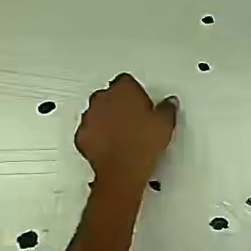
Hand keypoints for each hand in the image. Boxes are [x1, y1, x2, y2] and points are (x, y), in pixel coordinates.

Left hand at [75, 73, 178, 187]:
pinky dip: (97, 134)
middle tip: (134, 117)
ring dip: (106, 118)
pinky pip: (89, 129)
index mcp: (123, 89)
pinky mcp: (82, 134)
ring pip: (97, 111)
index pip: (126, 80)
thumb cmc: (140, 145)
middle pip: (110, 94)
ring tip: (122, 133)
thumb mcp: (165, 123)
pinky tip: (110, 143)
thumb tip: (169, 104)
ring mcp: (90, 116)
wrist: (122, 170)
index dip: (135, 91)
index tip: (142, 101)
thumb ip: (166, 108)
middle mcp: (103, 98)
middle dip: (119, 103)